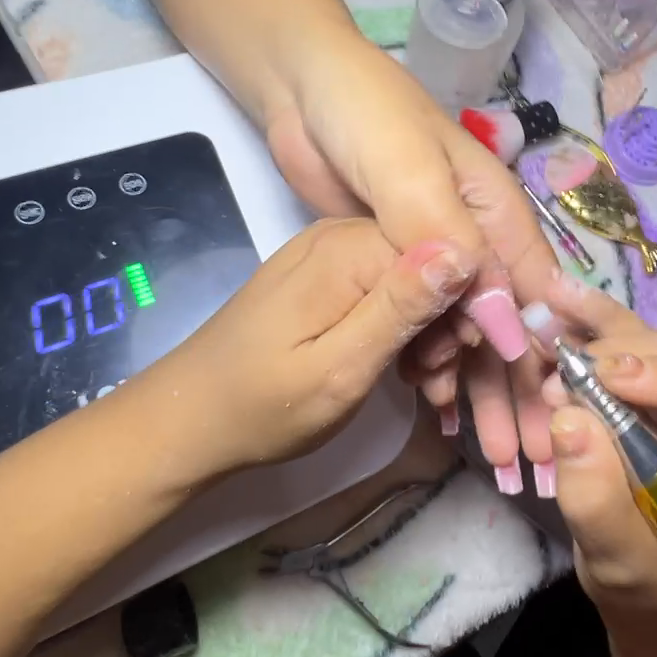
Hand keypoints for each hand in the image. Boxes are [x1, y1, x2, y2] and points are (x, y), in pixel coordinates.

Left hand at [147, 218, 473, 475]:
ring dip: (434, 332)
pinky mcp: (331, 276)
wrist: (186, 420)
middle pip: (435, 264)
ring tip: (425, 384)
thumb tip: (463, 250)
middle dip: (453, 322)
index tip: (462, 359)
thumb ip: (402, 308)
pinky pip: (391, 290)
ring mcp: (336, 254)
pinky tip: (406, 370)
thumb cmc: (262, 406)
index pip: (447, 250)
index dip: (470, 304)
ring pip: (418, 281)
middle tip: (439, 381)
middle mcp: (346, 236)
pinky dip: (407, 330)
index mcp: (350, 248)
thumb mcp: (340, 368)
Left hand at [262, 37, 562, 485]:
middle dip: (513, 385)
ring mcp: (430, 249)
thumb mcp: (406, 176)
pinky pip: (420, 319)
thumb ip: (446, 245)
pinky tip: (431, 399)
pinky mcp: (393, 261)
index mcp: (489, 210)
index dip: (538, 357)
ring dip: (473, 380)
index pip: (527, 293)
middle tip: (525, 457)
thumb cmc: (361, 120)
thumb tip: (502, 316)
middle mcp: (470, 233)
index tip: (548, 420)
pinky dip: (429, 357)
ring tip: (483, 444)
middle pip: (500, 320)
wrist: (295, 87)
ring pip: (461, 325)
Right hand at [531, 274, 656, 613]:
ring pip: (656, 341)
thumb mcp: (623, 565)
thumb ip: (601, 504)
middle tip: (563, 375)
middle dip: (623, 357)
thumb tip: (570, 421)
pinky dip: (590, 327)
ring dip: (602, 334)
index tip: (610, 378)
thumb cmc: (655, 589)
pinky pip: (627, 345)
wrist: (656, 592)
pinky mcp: (655, 390)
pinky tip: (556, 304)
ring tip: (550, 333)